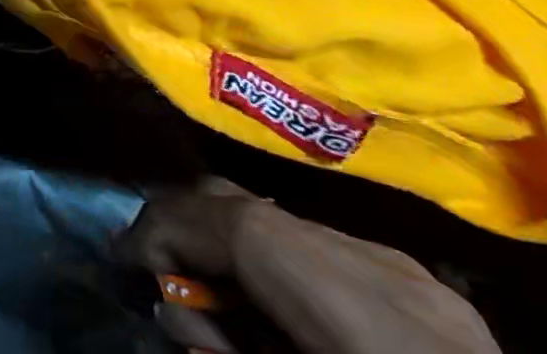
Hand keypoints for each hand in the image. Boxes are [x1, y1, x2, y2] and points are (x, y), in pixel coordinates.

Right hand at [117, 183, 500, 353]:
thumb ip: (225, 351)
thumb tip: (171, 304)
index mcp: (357, 310)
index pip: (240, 224)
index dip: (168, 227)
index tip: (122, 255)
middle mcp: (384, 269)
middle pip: (257, 207)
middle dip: (186, 223)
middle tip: (147, 261)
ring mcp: (408, 273)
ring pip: (286, 224)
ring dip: (229, 244)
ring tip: (203, 288)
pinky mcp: (424, 289)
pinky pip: (325, 252)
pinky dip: (276, 264)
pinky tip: (269, 306)